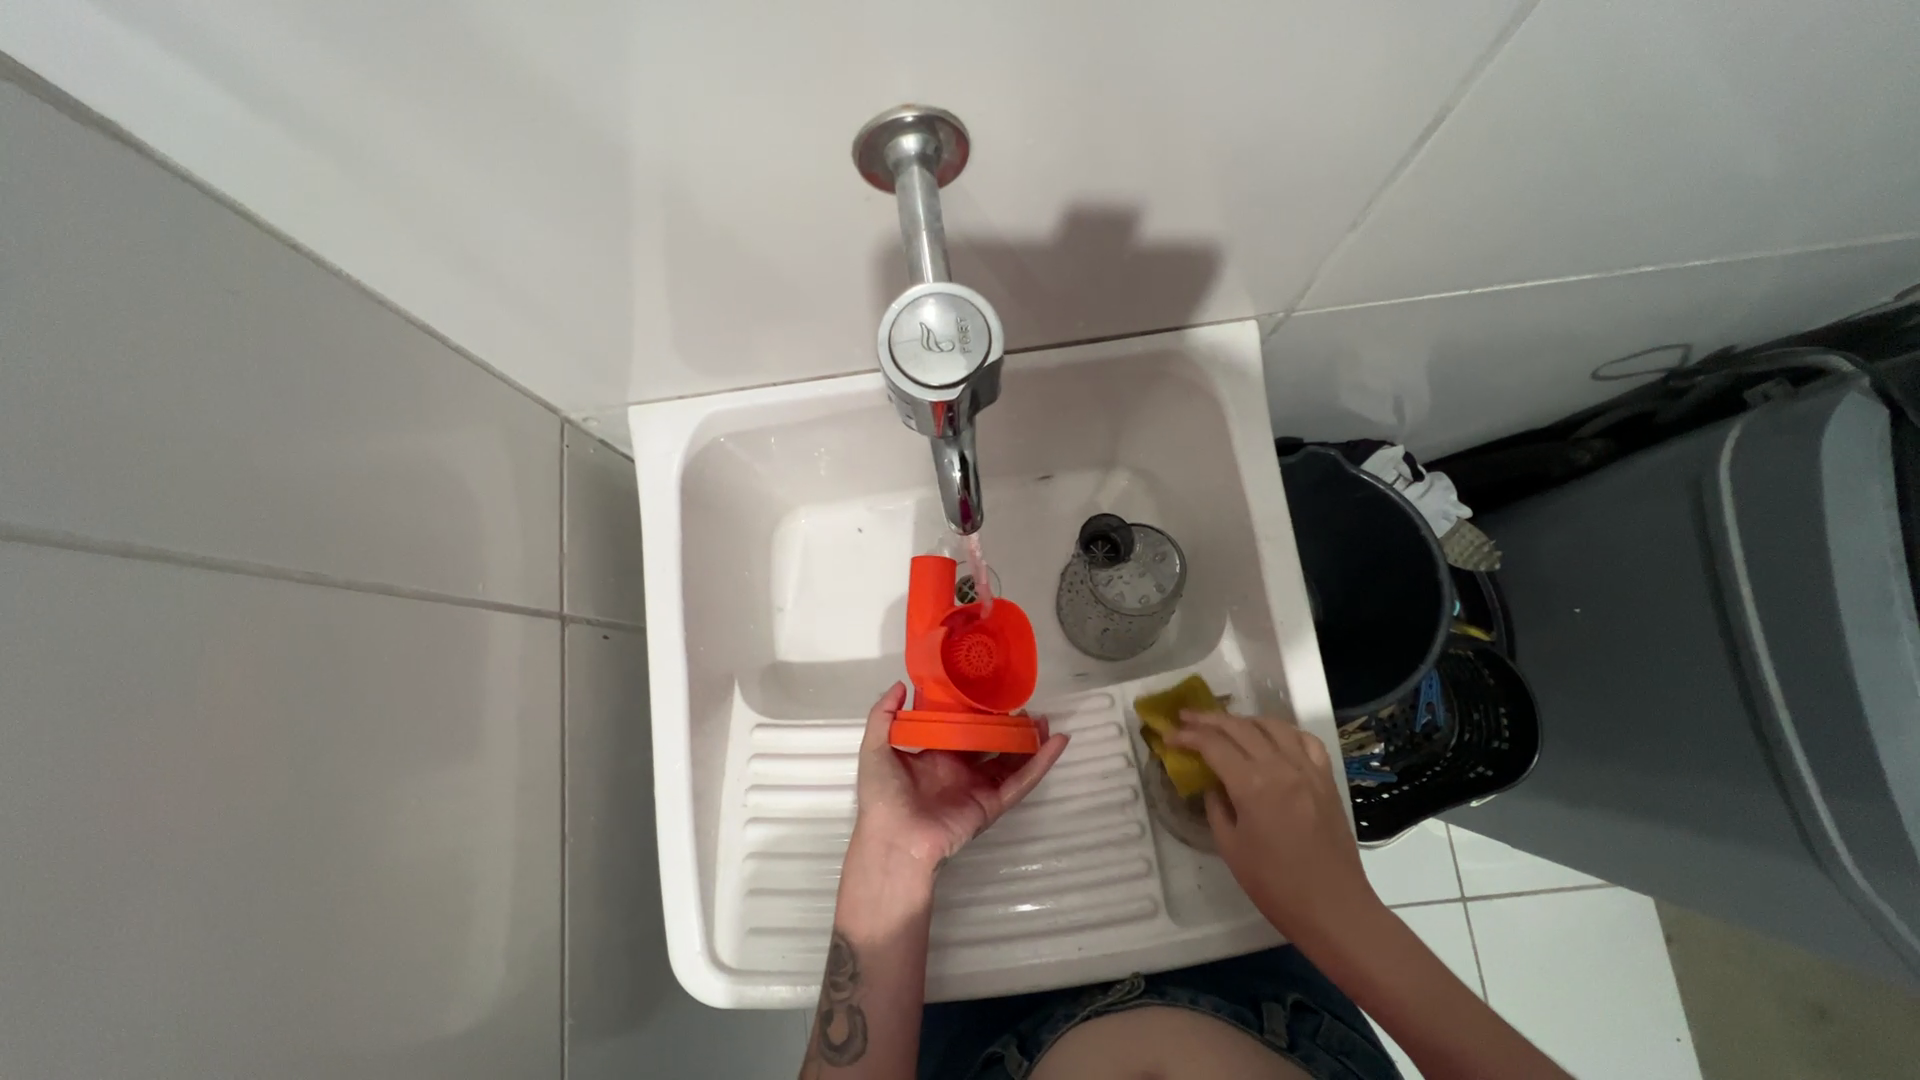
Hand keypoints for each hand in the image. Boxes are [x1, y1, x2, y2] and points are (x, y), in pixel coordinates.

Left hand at [851, 682, 1069, 871]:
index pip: (962, 729)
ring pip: (1012, 761)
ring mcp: (978, 788)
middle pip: (992, 744)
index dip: (977, 713)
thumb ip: (883, 715)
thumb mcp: (874, 748)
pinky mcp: (992, 804)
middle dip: (1009, 727)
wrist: (894, 839)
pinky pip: (1020, 782)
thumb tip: (901, 684)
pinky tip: (1057, 743)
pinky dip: (1041, 763)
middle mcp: (960, 770)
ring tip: (1046, 721)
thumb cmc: (882, 795)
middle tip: (1026, 706)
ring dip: (1030, 742)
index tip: (991, 692)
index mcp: (935, 756)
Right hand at [1167, 709, 1377, 941]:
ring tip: (1226, 724)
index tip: (1169, 736)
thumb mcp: (1230, 847)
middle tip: (1186, 718)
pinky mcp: (1326, 779)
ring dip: (1244, 720)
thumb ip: (1216, 807)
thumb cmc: (1274, 885)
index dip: (1188, 736)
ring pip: (1273, 726)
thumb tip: (1214, 784)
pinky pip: (1305, 740)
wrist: (1332, 907)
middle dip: (1209, 719)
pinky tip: (1273, 737)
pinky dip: (1284, 731)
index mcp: (1252, 785)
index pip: (1213, 745)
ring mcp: (1308, 770)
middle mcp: (1281, 767)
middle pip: (1240, 728)